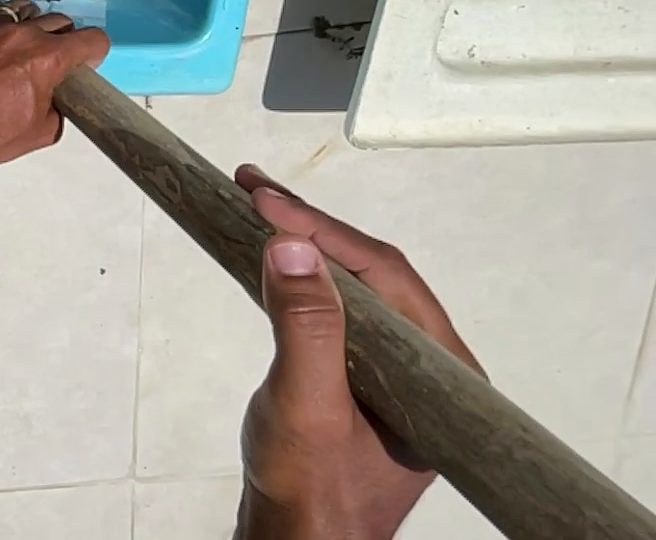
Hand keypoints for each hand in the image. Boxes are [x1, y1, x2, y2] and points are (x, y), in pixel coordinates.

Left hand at [0, 3, 109, 180]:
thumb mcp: (42, 131)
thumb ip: (59, 104)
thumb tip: (55, 94)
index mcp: (47, 57)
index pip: (93, 38)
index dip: (93, 53)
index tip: (84, 63)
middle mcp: (19, 33)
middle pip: (57, 21)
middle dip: (61, 38)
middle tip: (51, 58)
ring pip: (19, 11)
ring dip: (27, 26)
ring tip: (19, 46)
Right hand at [236, 166, 482, 539]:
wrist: (299, 532)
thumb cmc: (306, 479)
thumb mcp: (303, 405)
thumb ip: (305, 328)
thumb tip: (287, 245)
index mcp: (438, 372)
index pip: (383, 276)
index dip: (319, 229)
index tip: (258, 197)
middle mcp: (427, 361)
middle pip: (371, 270)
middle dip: (308, 221)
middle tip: (248, 183)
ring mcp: (392, 364)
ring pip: (351, 280)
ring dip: (300, 236)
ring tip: (252, 199)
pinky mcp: (357, 365)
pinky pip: (332, 299)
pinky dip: (295, 266)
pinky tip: (269, 248)